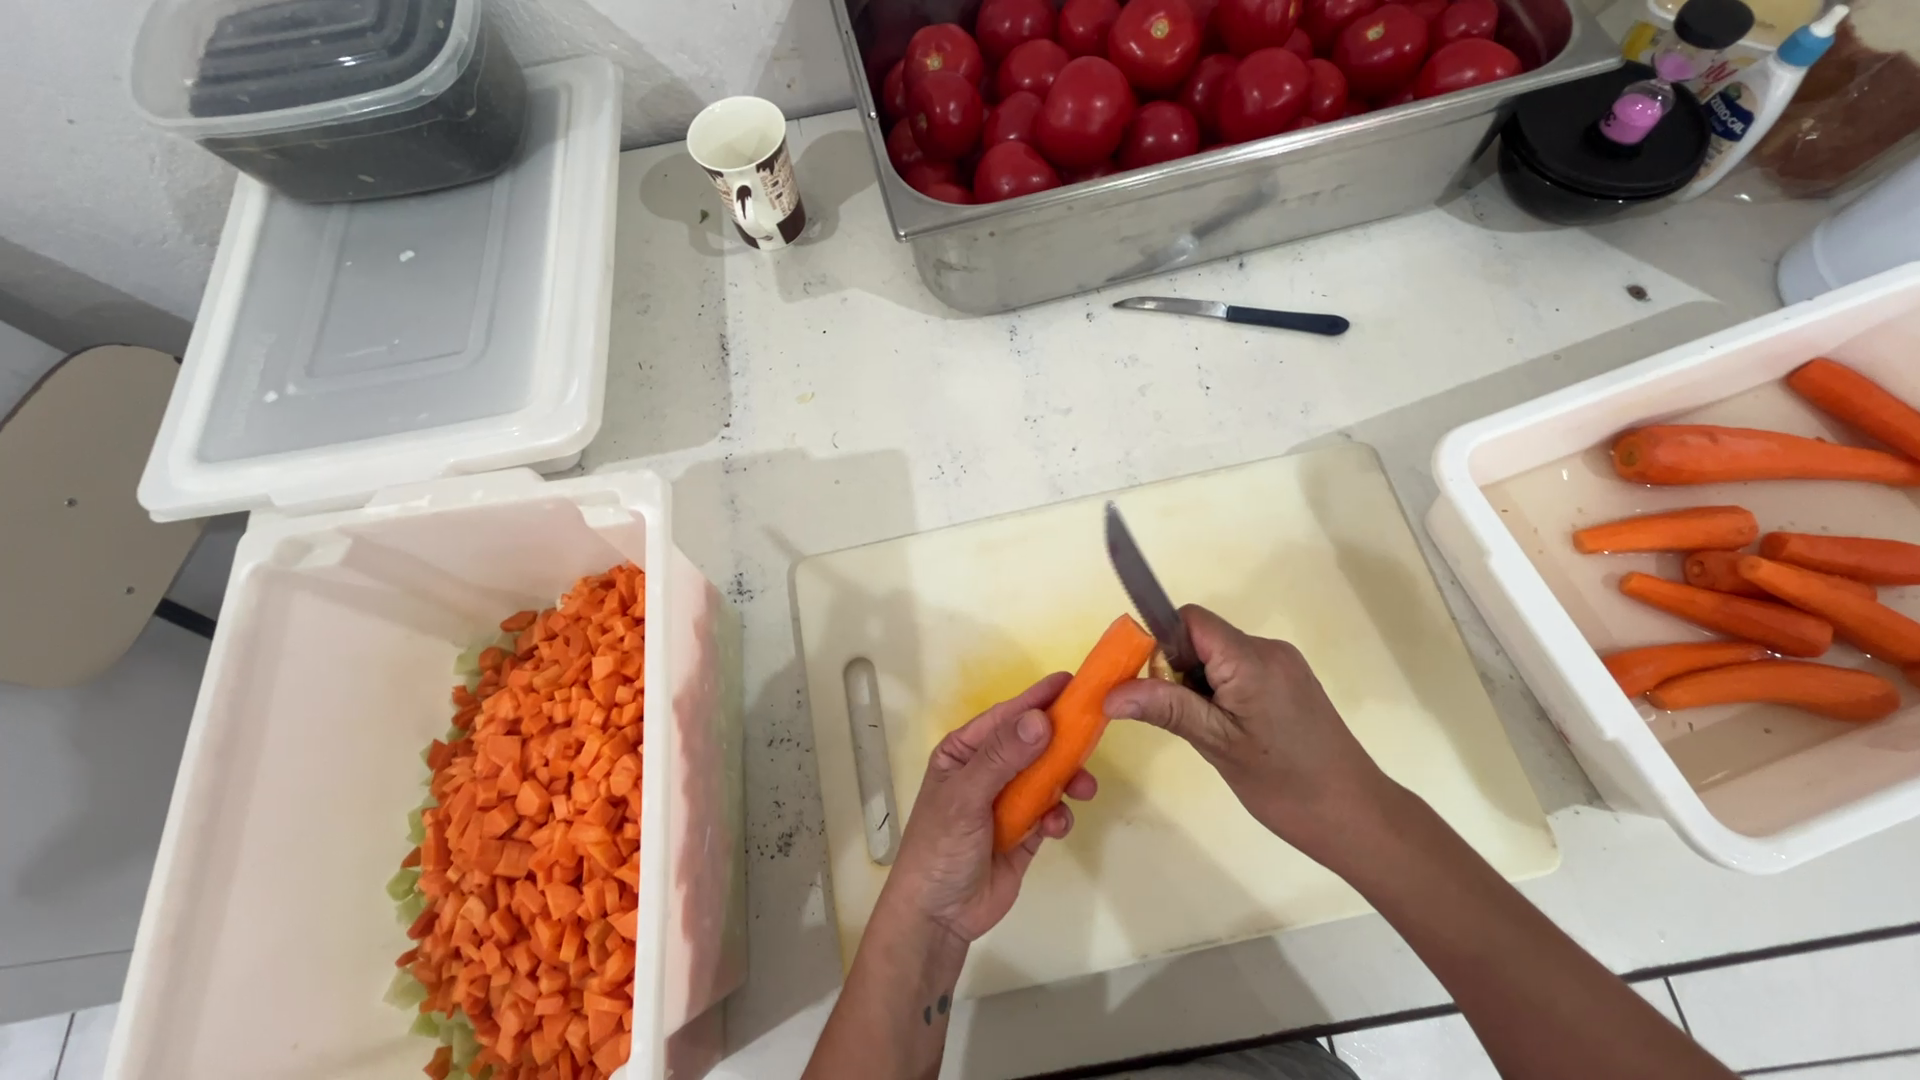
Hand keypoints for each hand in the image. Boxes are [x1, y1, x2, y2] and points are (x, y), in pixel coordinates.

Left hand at [876, 672, 1097, 943]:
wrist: (938, 917)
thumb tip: (1040, 718)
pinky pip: (1051, 812)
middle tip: (1092, 734)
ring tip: (1083, 789)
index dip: (1037, 700)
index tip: (1072, 683)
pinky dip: (1059, 816)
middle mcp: (988, 771)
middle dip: (1061, 741)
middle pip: (1033, 744)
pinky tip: (1056, 826)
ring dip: (1067, 779)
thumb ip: (1003, 758)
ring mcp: (1008, 801)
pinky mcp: (1025, 832)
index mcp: (964, 753)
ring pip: (1048, 776)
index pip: (1005, 718)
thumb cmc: (940, 848)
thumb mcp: (966, 797)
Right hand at [1103, 605, 1398, 862]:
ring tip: (1207, 732)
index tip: (1150, 684)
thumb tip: (1110, 694)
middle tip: (1179, 719)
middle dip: (1177, 669)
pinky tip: (1228, 731)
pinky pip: (1238, 670)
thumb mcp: (1217, 745)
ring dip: (1198, 684)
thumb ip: (1166, 708)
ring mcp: (1282, 666)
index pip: (1190, 619)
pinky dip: (1219, 691)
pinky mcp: (1289, 684)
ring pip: (1217, 656)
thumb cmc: (1285, 783)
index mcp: (1251, 658)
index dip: (1161, 642)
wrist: (1356, 816)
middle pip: (1201, 637)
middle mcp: (1268, 651)